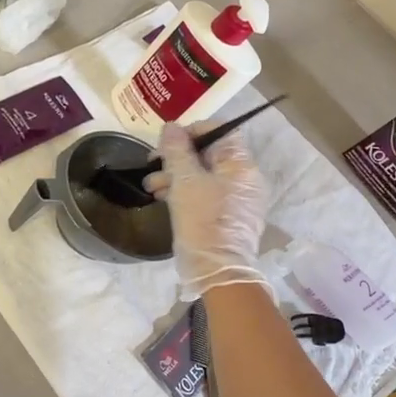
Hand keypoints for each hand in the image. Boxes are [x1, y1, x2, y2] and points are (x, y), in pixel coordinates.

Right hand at [144, 123, 269, 294]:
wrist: (217, 269)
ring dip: (175, 176)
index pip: (221, 131)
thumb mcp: (185, 181)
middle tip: (151, 164)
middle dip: (177, 157)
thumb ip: (177, 150)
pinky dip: (185, 191)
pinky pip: (205, 193)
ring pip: (204, 175)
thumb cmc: (202, 219)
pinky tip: (163, 198)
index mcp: (241, 165)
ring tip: (150, 187)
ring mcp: (238, 198)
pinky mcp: (227, 215)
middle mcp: (244, 178)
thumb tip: (171, 127)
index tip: (166, 142)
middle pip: (209, 154)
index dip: (192, 131)